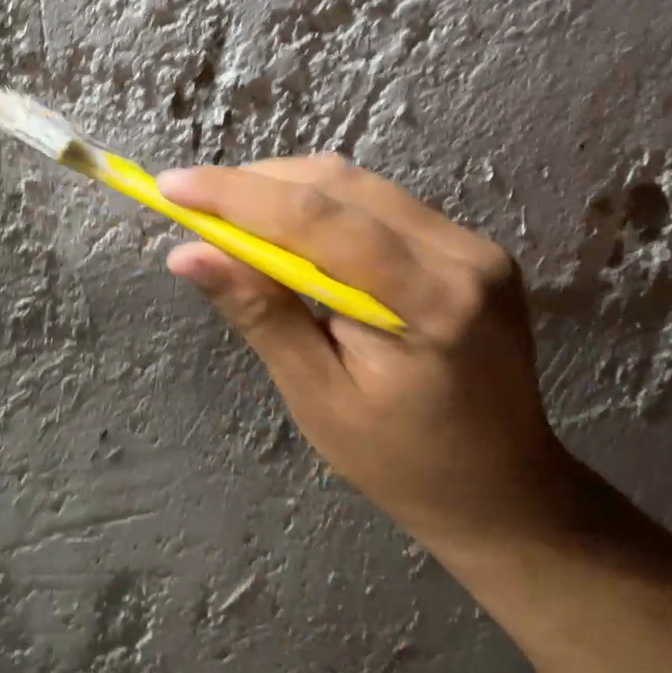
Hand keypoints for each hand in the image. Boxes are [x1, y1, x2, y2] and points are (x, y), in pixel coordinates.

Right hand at [159, 155, 577, 548]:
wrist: (502, 488)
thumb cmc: (399, 458)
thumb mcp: (317, 393)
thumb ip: (259, 312)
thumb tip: (186, 254)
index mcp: (431, 302)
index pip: (319, 221)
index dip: (236, 196)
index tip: (169, 187)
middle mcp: (463, 256)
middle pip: (339, 186)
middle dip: (252, 184)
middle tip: (187, 201)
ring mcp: (474, 245)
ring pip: (357, 184)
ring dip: (281, 187)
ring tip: (223, 212)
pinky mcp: (468, 247)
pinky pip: (377, 202)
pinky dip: (316, 203)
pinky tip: (279, 228)